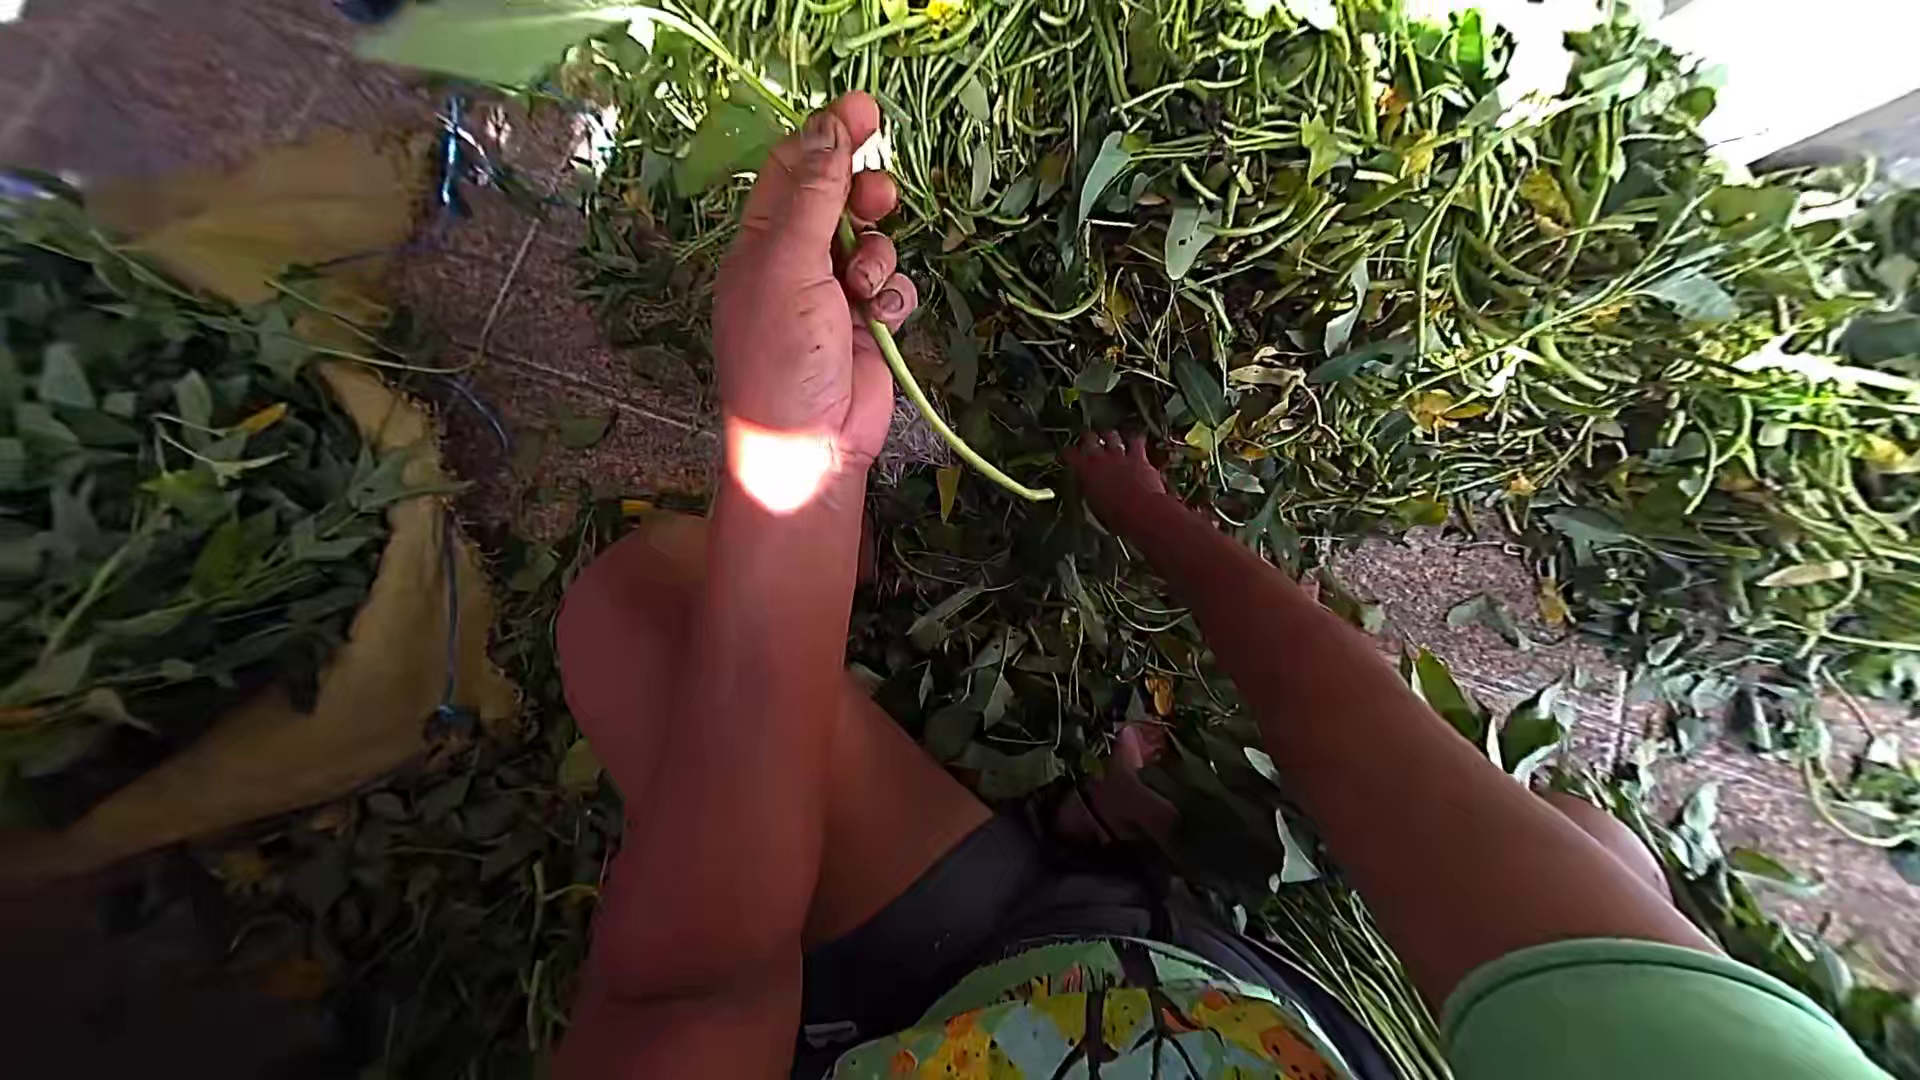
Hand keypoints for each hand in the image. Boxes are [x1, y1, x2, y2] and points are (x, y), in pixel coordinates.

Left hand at [711, 92, 918, 493]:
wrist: (812, 442)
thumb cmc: (783, 354)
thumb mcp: (788, 265)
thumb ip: (813, 196)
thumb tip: (828, 128)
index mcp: (762, 243)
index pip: (794, 171)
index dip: (826, 136)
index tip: (864, 110)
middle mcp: (800, 265)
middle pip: (840, 203)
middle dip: (863, 194)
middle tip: (881, 193)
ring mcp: (839, 299)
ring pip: (876, 245)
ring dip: (879, 256)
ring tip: (866, 287)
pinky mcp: (872, 328)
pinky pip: (896, 290)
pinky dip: (895, 298)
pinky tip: (882, 320)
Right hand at [1063, 431, 1168, 530]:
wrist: (1141, 512)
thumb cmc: (1116, 515)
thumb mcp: (1092, 506)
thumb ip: (1087, 491)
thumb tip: (1087, 489)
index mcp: (1085, 472)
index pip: (1070, 455)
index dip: (1067, 453)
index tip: (1066, 453)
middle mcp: (1100, 459)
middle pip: (1089, 438)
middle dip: (1087, 437)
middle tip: (1086, 438)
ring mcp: (1120, 456)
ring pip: (1111, 435)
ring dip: (1109, 435)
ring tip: (1109, 435)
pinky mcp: (1138, 457)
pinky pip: (1136, 441)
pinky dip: (1135, 439)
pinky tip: (1135, 438)